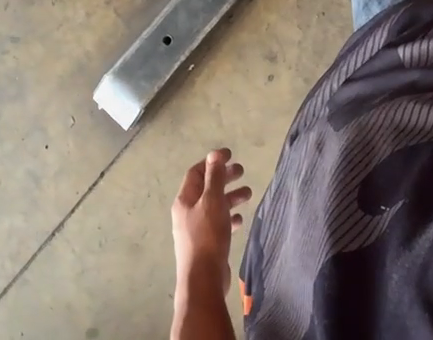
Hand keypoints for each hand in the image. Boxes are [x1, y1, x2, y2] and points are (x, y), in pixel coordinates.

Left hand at [171, 148, 251, 281]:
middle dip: (224, 178)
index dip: (212, 161)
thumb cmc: (207, 236)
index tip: (231, 155)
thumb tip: (214, 153)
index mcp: (184, 200)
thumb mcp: (212, 201)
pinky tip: (240, 220)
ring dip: (230, 197)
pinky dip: (229, 217)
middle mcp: (187, 212)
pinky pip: (217, 223)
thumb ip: (214, 177)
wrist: (203, 279)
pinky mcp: (205, 244)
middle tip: (242, 171)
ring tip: (248, 193)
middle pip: (206, 187)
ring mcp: (195, 229)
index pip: (196, 172)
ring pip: (214, 205)